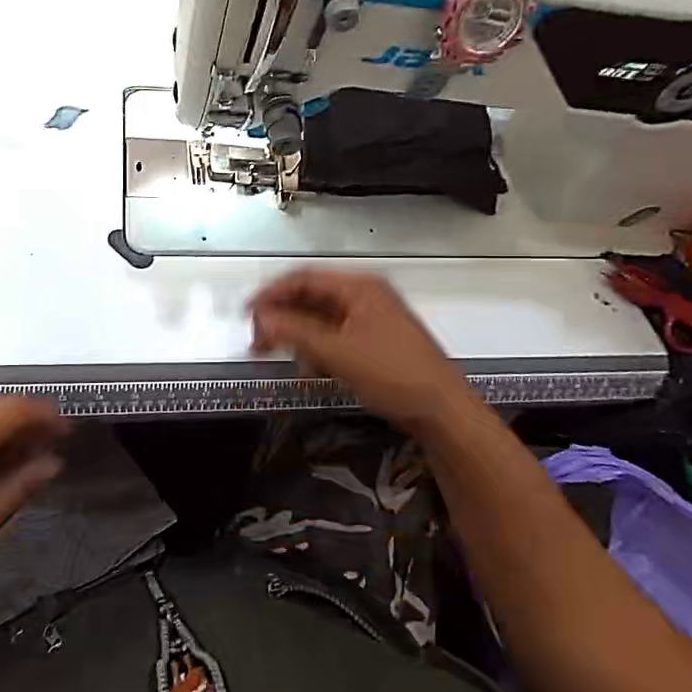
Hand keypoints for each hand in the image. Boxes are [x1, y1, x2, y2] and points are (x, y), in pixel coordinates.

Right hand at [250, 268, 474, 427]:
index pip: (303, 278)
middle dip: (280, 317)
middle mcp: (364, 296)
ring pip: (318, 318)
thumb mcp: (337, 352)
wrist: (443, 414)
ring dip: (294, 334)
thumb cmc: (398, 377)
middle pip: (308, 297)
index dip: (271, 293)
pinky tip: (305, 366)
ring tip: (273, 352)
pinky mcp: (370, 341)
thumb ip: (294, 332)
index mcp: (359, 287)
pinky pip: (331, 335)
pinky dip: (313, 347)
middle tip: (257, 337)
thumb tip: (261, 318)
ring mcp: (368, 318)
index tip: (249, 312)